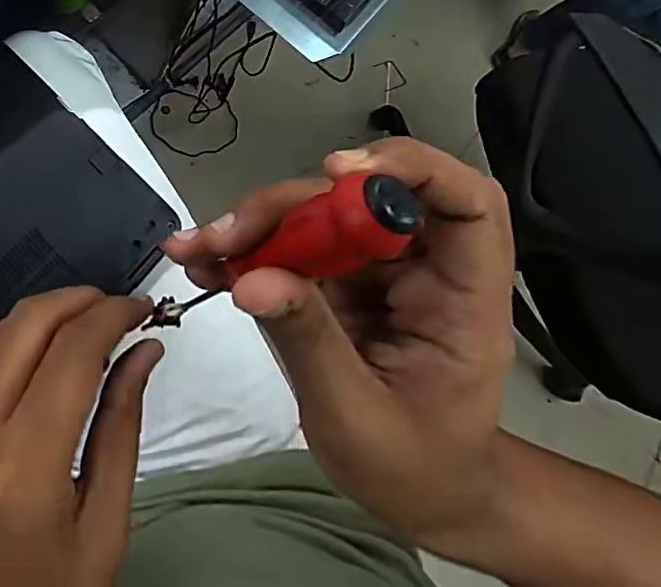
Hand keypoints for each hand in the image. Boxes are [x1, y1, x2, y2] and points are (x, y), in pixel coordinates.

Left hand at [0, 287, 163, 586]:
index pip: (72, 352)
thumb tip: (143, 353)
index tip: (143, 308)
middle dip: (78, 299)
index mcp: (25, 466)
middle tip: (119, 307)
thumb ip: (121, 430)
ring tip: (91, 322)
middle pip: (28, 323)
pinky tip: (48, 349)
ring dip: (48, 313)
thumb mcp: (101, 532)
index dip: (111, 315)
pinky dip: (18, 338)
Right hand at [161, 138, 515, 549]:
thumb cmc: (414, 467)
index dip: (409, 168)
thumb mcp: (359, 418)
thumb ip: (309, 343)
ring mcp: (368, 269)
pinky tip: (202, 262)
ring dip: (249, 226)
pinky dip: (240, 250)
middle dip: (285, 207)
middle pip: (358, 199)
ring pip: (311, 215)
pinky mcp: (329, 278)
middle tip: (227, 237)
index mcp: (460, 298)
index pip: (464, 203)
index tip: (338, 172)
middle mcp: (415, 267)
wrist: (417, 492)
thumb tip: (251, 282)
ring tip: (196, 249)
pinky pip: (284, 246)